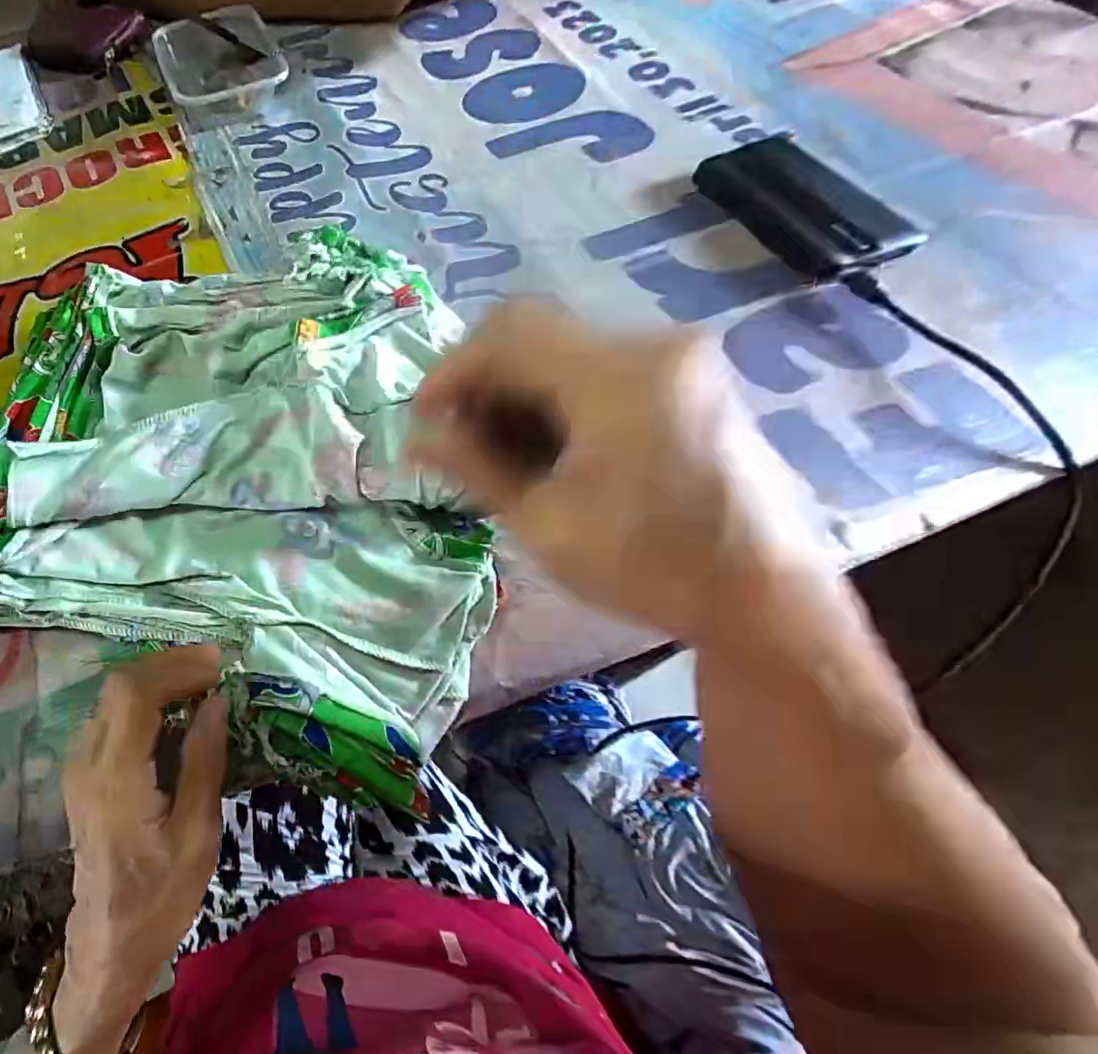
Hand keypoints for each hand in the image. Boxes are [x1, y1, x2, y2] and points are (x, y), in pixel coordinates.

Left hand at [54, 645, 227, 1053]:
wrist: (109, 937)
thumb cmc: (160, 895)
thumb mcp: (196, 835)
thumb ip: (202, 762)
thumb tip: (215, 702)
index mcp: (115, 776)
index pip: (134, 693)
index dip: (175, 666)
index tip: (218, 663)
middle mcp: (87, 758)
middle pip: (119, 684)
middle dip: (168, 664)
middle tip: (214, 665)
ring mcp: (78, 762)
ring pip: (112, 695)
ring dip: (156, 677)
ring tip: (200, 679)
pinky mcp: (81, 769)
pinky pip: (110, 715)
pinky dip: (143, 699)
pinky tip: (174, 708)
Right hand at [409, 299, 829, 645]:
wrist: (761, 596)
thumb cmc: (644, 564)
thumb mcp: (540, 519)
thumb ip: (473, 466)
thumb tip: (413, 440)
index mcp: (616, 377)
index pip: (506, 336)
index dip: (449, 372)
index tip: (420, 419)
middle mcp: (651, 347)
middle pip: (532, 334)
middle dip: (479, 383)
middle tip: (456, 441)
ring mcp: (675, 360)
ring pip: (559, 351)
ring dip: (513, 394)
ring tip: (495, 455)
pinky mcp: (684, 381)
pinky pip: (593, 369)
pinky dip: (551, 399)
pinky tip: (541, 450)